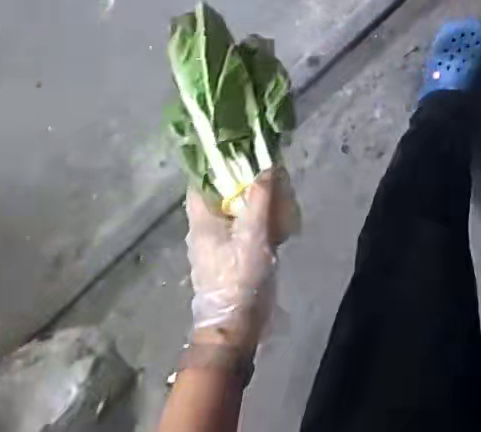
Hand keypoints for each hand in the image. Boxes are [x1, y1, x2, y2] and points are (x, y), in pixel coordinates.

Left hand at [185, 169, 290, 356]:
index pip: (200, 181)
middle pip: (221, 194)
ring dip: (256, 203)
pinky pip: (242, 229)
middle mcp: (204, 230)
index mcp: (202, 221)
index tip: (241, 151)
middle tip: (271, 175)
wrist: (234, 330)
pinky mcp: (228, 260)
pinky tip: (278, 225)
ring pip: (234, 212)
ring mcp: (215, 247)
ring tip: (280, 199)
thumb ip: (261, 198)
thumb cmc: (238, 279)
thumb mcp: (253, 234)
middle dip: (245, 182)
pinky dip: (258, 221)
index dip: (216, 163)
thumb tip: (268, 166)